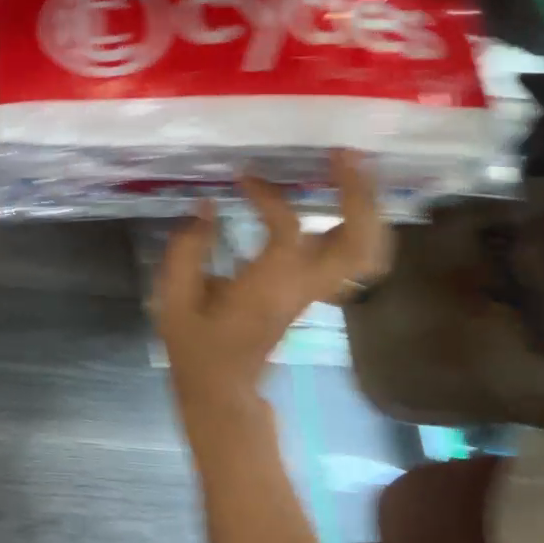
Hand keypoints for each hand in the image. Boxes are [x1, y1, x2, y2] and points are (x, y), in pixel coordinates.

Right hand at [156, 150, 390, 409]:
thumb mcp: (174, 299)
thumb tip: (207, 207)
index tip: (242, 177)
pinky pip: (359, 258)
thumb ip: (187, 250)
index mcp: (269, 287)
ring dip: (368, 207)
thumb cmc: (195, 345)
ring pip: (369, 251)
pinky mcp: (315, 292)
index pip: (289, 230)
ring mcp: (316, 291)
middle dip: (357, 193)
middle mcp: (304, 287)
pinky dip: (362, 226)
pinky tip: (344, 202)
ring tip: (351, 169)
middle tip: (342, 154)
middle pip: (358, 240)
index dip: (269, 196)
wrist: (222, 387)